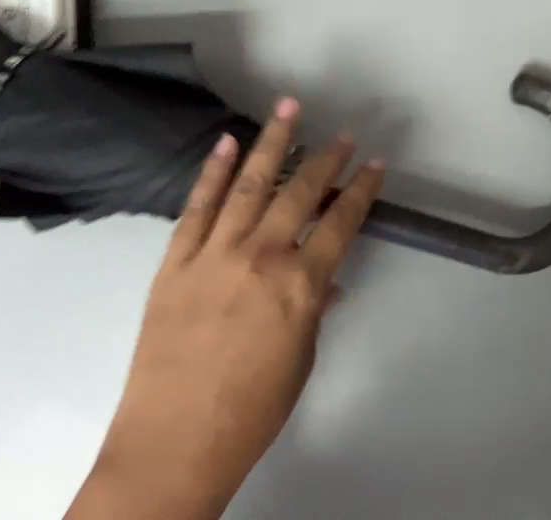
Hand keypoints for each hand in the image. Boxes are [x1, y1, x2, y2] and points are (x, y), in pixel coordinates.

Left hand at [66, 99, 384, 519]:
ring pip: (250, 186)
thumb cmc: (251, 410)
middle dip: (325, 159)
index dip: (362, 190)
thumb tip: (325, 280)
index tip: (375, 165)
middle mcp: (261, 257)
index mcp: (300, 284)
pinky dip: (213, 172)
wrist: (174, 442)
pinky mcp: (175, 263)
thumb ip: (313, 309)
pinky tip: (227, 143)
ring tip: (288, 107)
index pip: (341, 222)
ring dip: (272, 143)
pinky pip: (197, 208)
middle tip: (341, 133)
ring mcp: (214, 255)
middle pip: (300, 193)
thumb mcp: (300, 358)